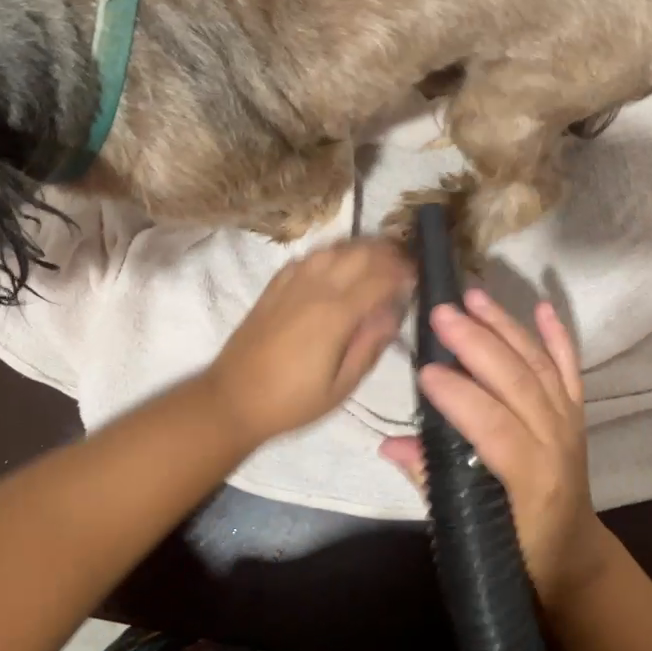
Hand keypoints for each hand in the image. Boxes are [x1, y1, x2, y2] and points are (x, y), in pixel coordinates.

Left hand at [205, 240, 412, 445]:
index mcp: (336, 314)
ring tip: (378, 260)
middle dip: (388, 252)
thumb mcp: (342, 386)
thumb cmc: (292, 401)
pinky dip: (333, 254)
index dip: (404, 271)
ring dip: (361, 249)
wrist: (232, 400)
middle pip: (360, 253)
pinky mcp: (275, 285)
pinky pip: (311, 256)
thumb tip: (394, 312)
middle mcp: (315, 288)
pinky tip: (339, 266)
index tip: (419, 275)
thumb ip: (371, 344)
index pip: (380, 277)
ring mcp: (292, 282)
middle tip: (404, 264)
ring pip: (335, 248)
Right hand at [380, 289, 611, 608]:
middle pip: (519, 382)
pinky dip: (557, 334)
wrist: (574, 555)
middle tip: (441, 314)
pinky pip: (569, 367)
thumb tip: (391, 446)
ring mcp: (570, 421)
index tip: (425, 370)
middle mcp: (556, 442)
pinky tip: (541, 306)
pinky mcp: (576, 411)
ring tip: (473, 297)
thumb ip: (434, 485)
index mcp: (532, 478)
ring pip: (538, 364)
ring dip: (505, 327)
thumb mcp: (474, 533)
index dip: (462, 396)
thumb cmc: (520, 551)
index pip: (496, 427)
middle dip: (478, 344)